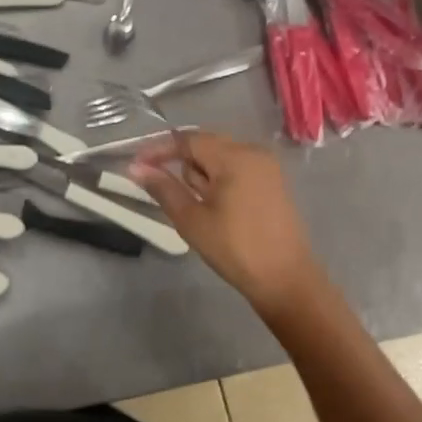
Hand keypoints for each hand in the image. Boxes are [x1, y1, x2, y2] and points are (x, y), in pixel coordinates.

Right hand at [128, 131, 323, 314]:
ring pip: (219, 157)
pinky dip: (219, 181)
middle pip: (204, 145)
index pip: (187, 140)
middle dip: (182, 165)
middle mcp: (253, 152)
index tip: (136, 166)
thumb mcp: (192, 219)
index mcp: (234, 156)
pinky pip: (236, 168)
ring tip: (200, 209)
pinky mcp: (272, 182)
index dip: (159, 150)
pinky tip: (217, 208)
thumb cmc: (235, 249)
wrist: (287, 282)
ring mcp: (266, 167)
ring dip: (202, 176)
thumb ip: (163, 188)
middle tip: (171, 195)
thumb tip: (135, 168)